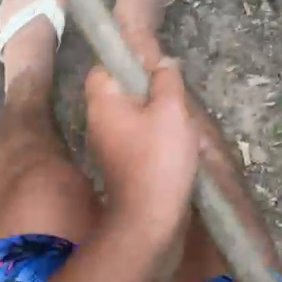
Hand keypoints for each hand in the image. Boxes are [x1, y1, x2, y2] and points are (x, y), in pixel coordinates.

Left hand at [84, 58, 201, 238]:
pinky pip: (138, 139)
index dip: (128, 61)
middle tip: (175, 96)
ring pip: (134, 115)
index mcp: (102, 101)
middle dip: (150, 91)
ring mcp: (107, 144)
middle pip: (122, 91)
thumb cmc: (158, 159)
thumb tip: (163, 63)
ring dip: (158, 116)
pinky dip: (157, 138)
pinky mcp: (121, 164)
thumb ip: (167, 80)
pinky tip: (181, 147)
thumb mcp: (170, 110)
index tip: (154, 66)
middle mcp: (97, 120)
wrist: (149, 220)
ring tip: (183, 122)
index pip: (104, 67)